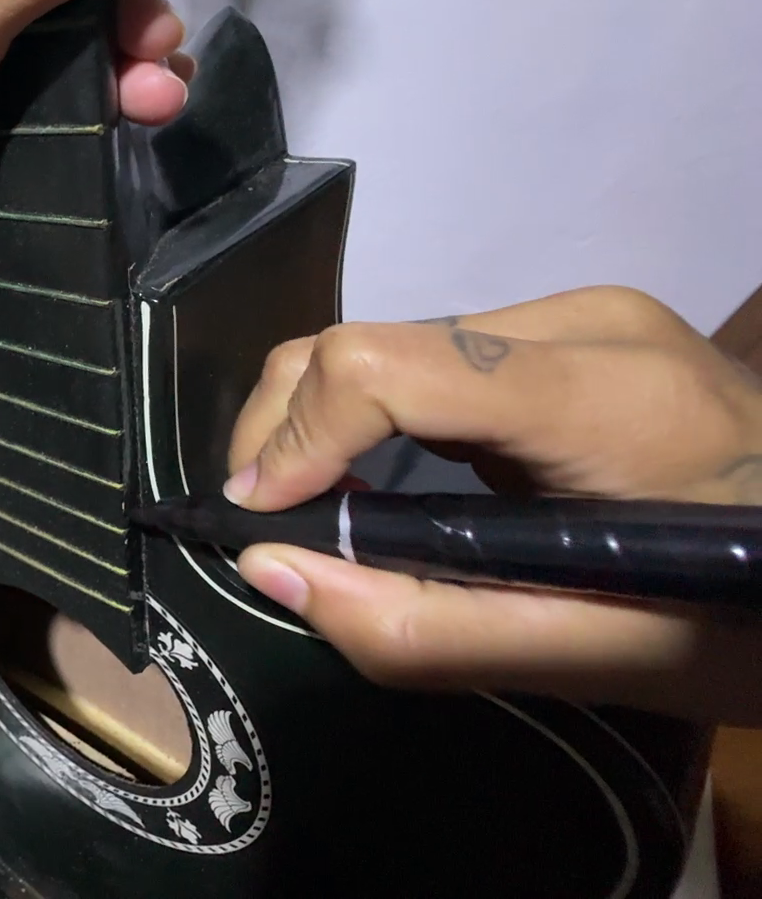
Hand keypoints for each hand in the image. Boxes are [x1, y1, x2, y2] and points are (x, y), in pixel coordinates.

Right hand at [222, 285, 761, 722]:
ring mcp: (558, 314)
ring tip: (304, 492)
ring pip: (364, 343)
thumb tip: (266, 567)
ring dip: (306, 419)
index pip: (383, 370)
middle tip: (266, 510)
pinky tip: (361, 464)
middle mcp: (570, 324)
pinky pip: (400, 353)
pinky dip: (349, 410)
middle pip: (354, 346)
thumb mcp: (609, 659)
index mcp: (605, 398)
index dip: (298, 436)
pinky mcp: (542, 326)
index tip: (261, 511)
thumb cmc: (759, 615)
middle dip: (280, 430)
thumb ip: (425, 630)